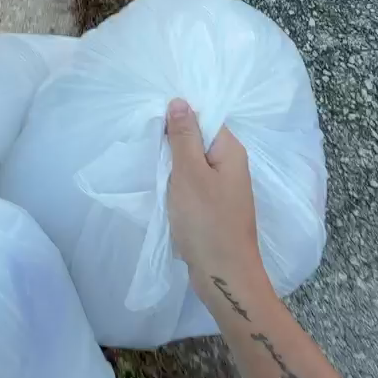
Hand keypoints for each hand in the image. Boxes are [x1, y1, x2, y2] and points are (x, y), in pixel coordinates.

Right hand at [165, 98, 270, 293]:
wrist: (224, 277)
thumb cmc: (207, 221)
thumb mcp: (189, 173)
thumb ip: (183, 136)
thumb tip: (179, 101)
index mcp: (230, 151)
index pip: (204, 118)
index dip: (179, 116)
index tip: (153, 121)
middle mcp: (230, 165)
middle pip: (197, 139)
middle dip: (172, 139)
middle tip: (147, 141)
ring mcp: (222, 187)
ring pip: (191, 162)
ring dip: (172, 162)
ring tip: (150, 161)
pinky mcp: (212, 206)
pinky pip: (191, 182)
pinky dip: (175, 181)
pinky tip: (161, 185)